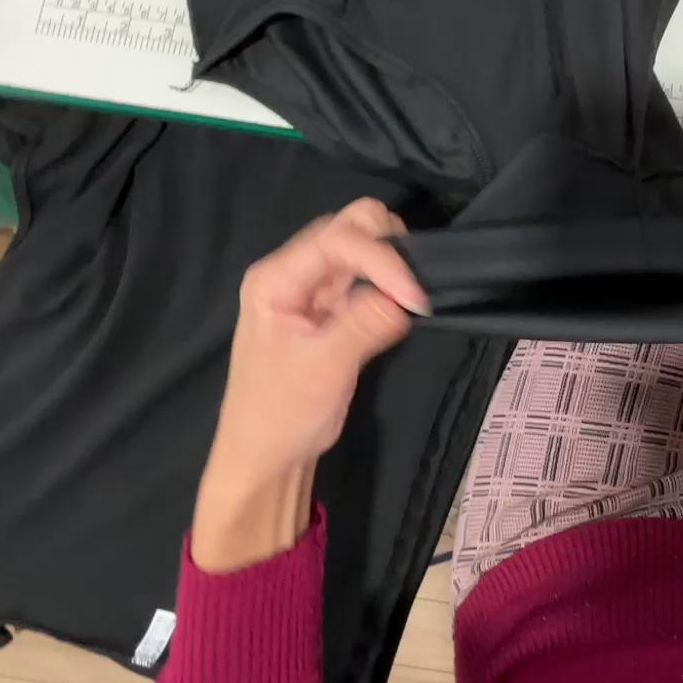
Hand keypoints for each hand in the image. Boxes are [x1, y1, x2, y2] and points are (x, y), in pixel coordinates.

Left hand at [192, 199, 429, 571]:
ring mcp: (315, 286)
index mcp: (276, 278)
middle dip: (388, 243)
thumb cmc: (281, 414)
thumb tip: (406, 298)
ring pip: (362, 242)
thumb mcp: (322, 370)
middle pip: (349, 225)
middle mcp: (294, 271)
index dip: (381, 259)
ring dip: (392, 259)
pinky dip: (391, 278)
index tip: (415, 297)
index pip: (337, 239)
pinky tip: (403, 302)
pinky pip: (369, 273)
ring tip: (412, 294)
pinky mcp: (335, 304)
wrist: (268, 458)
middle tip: (414, 284)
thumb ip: (363, 325)